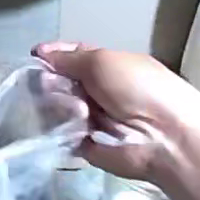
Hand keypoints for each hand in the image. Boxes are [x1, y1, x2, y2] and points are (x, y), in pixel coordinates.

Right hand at [32, 42, 199, 181]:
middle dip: (54, 81)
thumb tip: (43, 52)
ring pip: (62, 108)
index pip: (76, 56)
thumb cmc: (137, 88)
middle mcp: (102, 91)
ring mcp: (95, 119)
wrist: (165, 137)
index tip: (34, 55)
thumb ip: (69, 58)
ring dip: (61, 106)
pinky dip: (61, 131)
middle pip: (64, 82)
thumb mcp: (102, 61)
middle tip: (51, 85)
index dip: (55, 55)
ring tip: (75, 110)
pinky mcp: (90, 146)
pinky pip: (65, 135)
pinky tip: (66, 128)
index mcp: (110, 66)